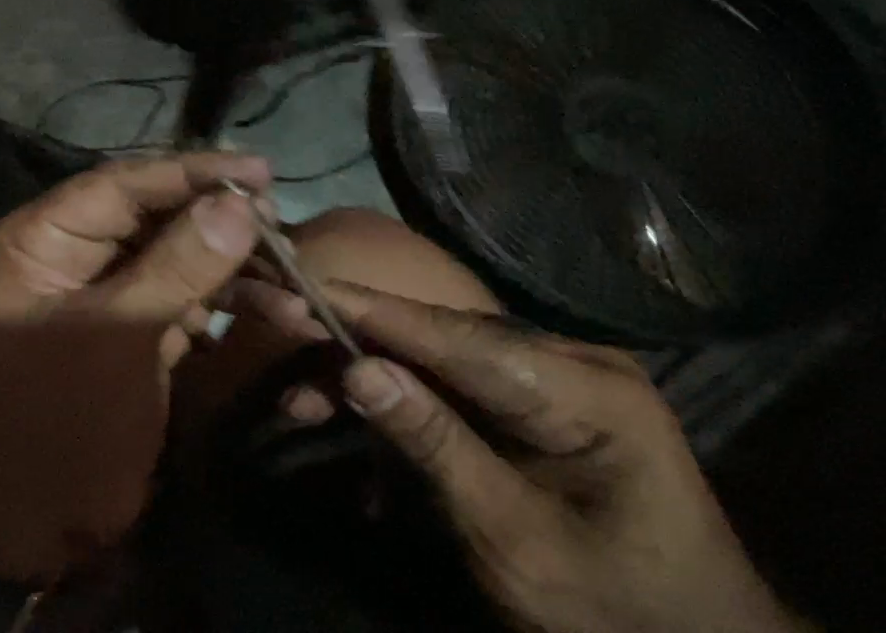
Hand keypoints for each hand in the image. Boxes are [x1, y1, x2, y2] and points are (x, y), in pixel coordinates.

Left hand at [0, 154, 266, 583]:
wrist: (34, 521)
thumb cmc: (59, 418)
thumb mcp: (115, 336)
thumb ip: (177, 266)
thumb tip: (238, 204)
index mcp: (43, 239)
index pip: (122, 184)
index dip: (190, 173)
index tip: (262, 172)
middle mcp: (71, 255)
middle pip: (153, 215)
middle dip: (218, 218)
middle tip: (282, 221)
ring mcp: (105, 295)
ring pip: (176, 257)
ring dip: (234, 264)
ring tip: (294, 271)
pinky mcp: (135, 332)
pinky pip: (187, 299)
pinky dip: (229, 302)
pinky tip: (280, 309)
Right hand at [323, 281, 808, 632]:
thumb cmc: (612, 605)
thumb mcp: (514, 537)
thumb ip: (435, 445)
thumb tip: (357, 369)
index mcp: (587, 392)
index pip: (457, 336)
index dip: (370, 310)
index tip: (298, 284)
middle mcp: (569, 363)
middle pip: (435, 337)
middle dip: (350, 341)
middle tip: (273, 328)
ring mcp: (550, 380)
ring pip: (431, 358)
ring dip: (363, 378)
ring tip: (296, 406)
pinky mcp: (530, 400)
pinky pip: (448, 385)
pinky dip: (396, 403)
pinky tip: (348, 423)